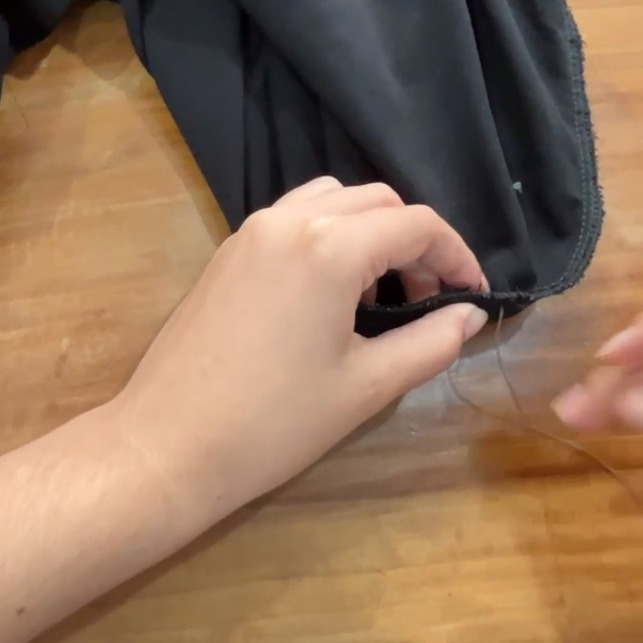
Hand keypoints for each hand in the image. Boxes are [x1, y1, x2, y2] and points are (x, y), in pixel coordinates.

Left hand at [105, 177, 488, 521]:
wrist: (169, 443)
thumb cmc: (274, 422)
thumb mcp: (365, 386)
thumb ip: (431, 342)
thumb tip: (469, 315)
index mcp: (328, 246)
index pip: (416, 225)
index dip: (458, 255)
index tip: (473, 297)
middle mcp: (288, 220)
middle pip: (376, 201)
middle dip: (415, 240)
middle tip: (429, 298)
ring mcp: (251, 230)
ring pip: (332, 200)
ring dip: (370, 230)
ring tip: (380, 291)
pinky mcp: (228, 249)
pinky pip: (293, 217)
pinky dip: (328, 233)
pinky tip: (330, 289)